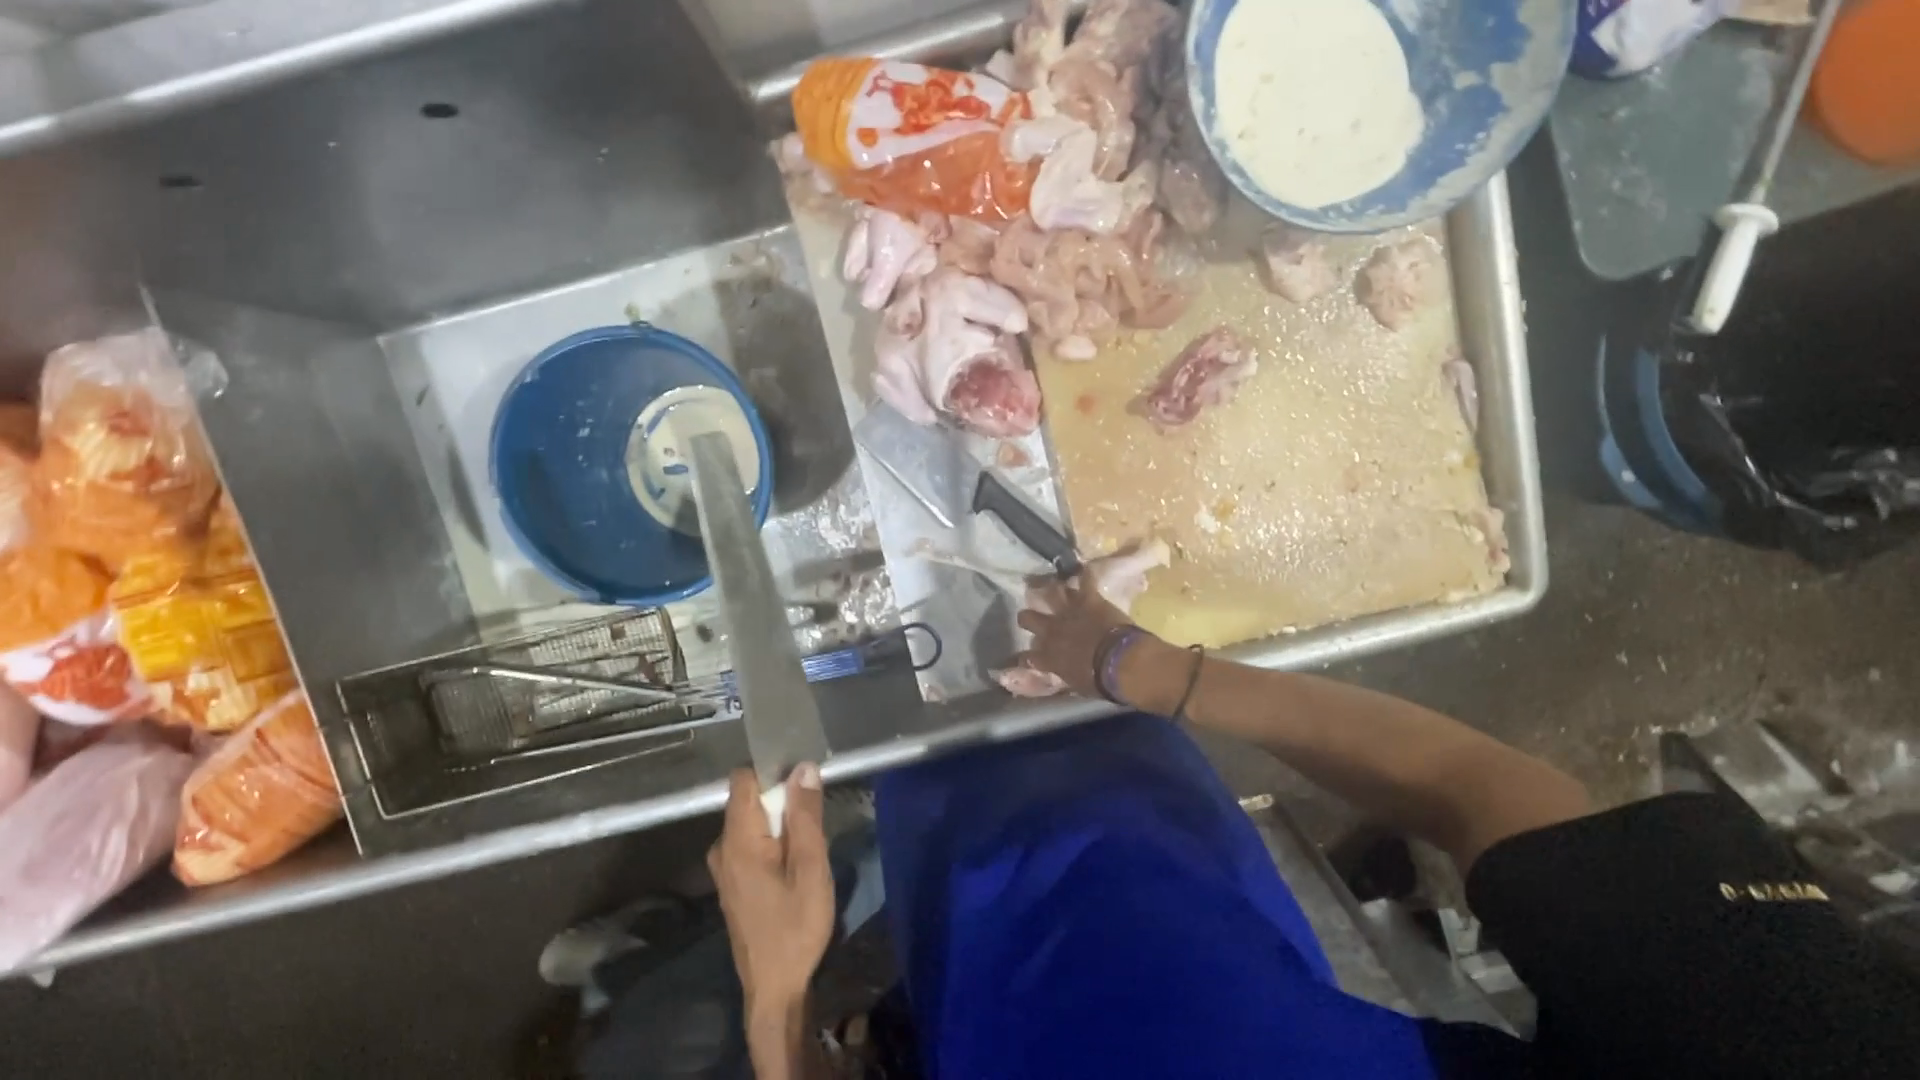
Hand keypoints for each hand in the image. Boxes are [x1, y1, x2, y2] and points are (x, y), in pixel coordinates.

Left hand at [708, 764, 833, 1012]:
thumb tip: (803, 767)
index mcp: (737, 840)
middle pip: (748, 801)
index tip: (801, 778)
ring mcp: (723, 869)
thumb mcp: (810, 868)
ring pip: (751, 824)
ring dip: (779, 824)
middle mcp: (721, 848)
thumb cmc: (796, 927)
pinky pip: (750, 845)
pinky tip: (795, 865)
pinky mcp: (732, 884)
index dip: (771, 769)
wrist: (775, 988)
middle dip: (781, 800)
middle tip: (815, 820)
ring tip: (809, 843)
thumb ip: (805, 816)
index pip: (742, 779)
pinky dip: (772, 843)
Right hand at [1014, 572, 1136, 697]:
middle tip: (1030, 615)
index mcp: (1049, 657)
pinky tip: (1083, 567)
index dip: (1025, 656)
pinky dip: (1085, 574)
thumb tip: (1062, 675)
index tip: (1025, 657)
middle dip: (1027, 616)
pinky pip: (1085, 580)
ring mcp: (1069, 612)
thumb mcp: (1077, 685)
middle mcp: (1052, 631)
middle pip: (1028, 618)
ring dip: (1049, 588)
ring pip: (1050, 592)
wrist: (1119, 662)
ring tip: (1048, 584)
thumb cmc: (1100, 680)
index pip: (1028, 656)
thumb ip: (1065, 676)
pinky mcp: (1089, 599)